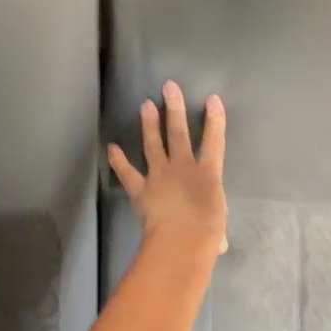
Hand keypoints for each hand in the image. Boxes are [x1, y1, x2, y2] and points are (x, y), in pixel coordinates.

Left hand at [109, 81, 228, 256]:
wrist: (181, 240)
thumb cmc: (206, 235)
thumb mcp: (218, 231)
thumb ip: (216, 230)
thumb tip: (218, 243)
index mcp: (208, 175)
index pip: (214, 141)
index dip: (215, 120)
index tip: (212, 99)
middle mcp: (183, 167)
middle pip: (178, 133)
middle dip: (174, 108)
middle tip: (169, 87)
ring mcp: (159, 176)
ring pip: (153, 145)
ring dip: (149, 124)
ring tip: (145, 105)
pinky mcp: (140, 190)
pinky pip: (128, 173)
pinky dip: (119, 160)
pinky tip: (112, 147)